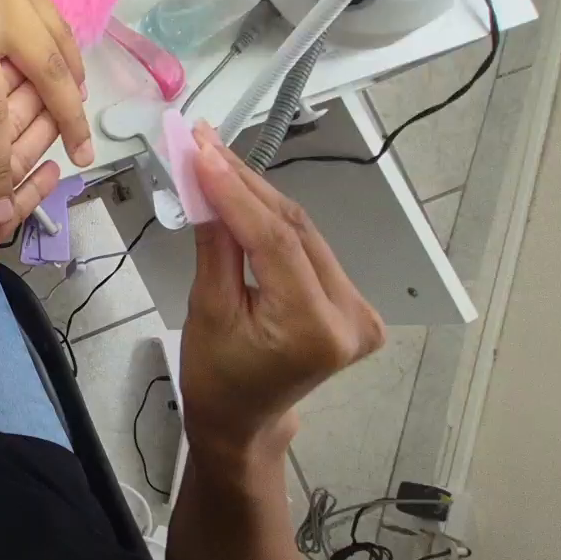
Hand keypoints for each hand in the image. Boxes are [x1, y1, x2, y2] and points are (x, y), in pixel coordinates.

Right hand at [179, 123, 385, 449]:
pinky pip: (305, 246)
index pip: (276, 242)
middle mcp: (351, 314)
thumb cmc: (214, 375)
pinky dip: (269, 218)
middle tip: (203, 142)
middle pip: (293, 229)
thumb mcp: (206, 310)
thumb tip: (204, 188)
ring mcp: (359, 306)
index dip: (236, 192)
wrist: (243, 417)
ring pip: (300, 232)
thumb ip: (215, 247)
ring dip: (255, 194)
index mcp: (315, 328)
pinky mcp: (351, 298)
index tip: (201, 151)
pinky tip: (240, 190)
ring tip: (214, 157)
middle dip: (243, 182)